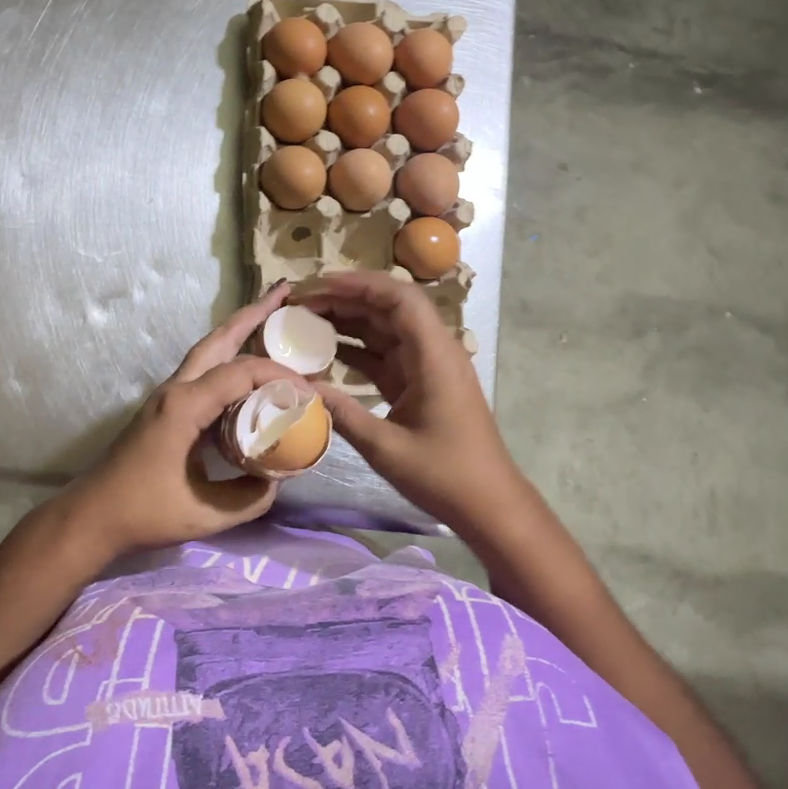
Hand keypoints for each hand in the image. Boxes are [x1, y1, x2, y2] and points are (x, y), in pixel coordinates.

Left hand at [57, 283, 305, 557]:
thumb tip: (277, 479)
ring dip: (237, 332)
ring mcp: (165, 396)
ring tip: (268, 318)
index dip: (278, 375)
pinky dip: (227, 359)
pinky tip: (244, 370)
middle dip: (253, 315)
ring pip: (206, 351)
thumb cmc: (144, 513)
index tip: (310, 391)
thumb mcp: (206, 514)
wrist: (92, 516)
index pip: (240, 372)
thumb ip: (249, 498)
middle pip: (218, 340)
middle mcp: (174, 390)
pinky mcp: (163, 409)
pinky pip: (201, 371)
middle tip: (284, 294)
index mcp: (184, 406)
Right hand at [294, 271, 525, 527]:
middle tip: (300, 303)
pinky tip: (323, 350)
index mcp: (434, 355)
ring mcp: (427, 367)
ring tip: (304, 320)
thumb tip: (299, 387)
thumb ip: (341, 413)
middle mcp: (433, 351)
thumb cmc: (444, 475)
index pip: (399, 298)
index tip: (318, 285)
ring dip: (347, 321)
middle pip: (388, 307)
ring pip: (384, 329)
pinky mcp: (419, 384)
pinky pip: (385, 354)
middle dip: (345, 299)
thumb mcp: (386, 448)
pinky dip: (355, 349)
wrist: (488, 504)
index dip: (358, 284)